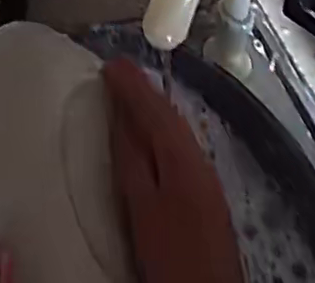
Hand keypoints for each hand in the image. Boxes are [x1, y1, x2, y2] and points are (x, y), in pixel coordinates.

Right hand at [103, 59, 245, 282]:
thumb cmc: (169, 252)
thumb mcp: (140, 203)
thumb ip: (130, 156)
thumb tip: (119, 113)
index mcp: (182, 159)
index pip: (154, 109)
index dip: (131, 84)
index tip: (108, 63)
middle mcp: (199, 162)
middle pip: (169, 115)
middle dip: (143, 90)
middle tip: (115, 69)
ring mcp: (206, 180)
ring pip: (175, 129)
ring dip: (151, 106)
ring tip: (127, 89)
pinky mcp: (205, 196)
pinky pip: (178, 144)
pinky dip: (159, 126)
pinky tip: (147, 127)